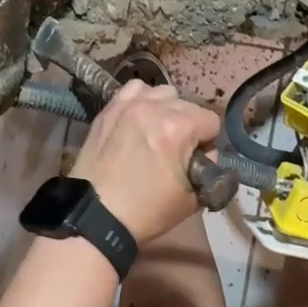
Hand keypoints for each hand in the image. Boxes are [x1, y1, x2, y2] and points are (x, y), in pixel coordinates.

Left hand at [69, 80, 220, 243]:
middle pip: (188, 105)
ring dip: (167, 110)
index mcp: (177, 128)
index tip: (195, 159)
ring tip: (157, 133)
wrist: (96, 217)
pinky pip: (135, 89)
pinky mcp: (110, 108)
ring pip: (163, 93)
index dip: (208, 142)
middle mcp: (154, 107)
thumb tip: (205, 152)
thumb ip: (209, 168)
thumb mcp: (191, 198)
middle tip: (176, 152)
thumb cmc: (146, 211)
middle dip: (189, 127)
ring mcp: (129, 104)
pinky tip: (140, 118)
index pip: (211, 120)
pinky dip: (143, 100)